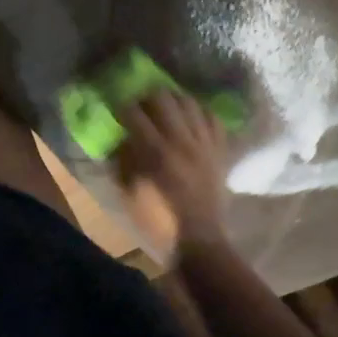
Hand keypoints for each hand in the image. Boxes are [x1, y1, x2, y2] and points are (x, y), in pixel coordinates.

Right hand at [112, 91, 229, 259]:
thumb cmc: (158, 217)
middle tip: (141, 105)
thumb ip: (124, 157)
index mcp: (156, 152)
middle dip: (147, 97)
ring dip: (174, 100)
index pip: (134, 112)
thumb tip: (122, 135)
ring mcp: (205, 145)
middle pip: (164, 99)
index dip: (122, 107)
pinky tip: (191, 119)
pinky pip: (213, 119)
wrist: (199, 239)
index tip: (117, 110)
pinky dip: (200, 114)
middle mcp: (182, 142)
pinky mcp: (220, 151)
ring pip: (190, 103)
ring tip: (166, 107)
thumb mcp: (129, 189)